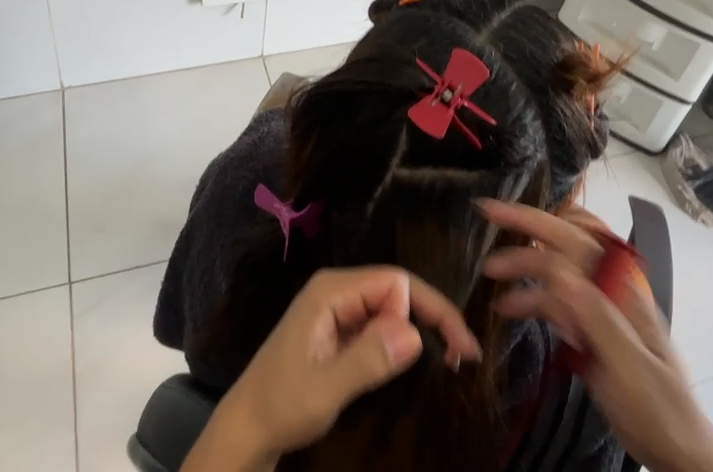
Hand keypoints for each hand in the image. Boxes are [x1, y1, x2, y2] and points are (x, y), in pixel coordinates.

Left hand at [182, 266, 482, 471]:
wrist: (246, 429)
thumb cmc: (280, 405)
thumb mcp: (325, 389)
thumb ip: (367, 358)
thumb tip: (414, 332)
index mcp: (331, 291)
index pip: (396, 282)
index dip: (431, 309)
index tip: (461, 348)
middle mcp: (336, 291)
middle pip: (398, 291)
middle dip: (433, 317)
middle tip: (465, 356)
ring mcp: (337, 310)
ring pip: (392, 308)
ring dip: (422, 329)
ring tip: (453, 359)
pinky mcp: (338, 331)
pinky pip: (380, 324)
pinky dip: (404, 340)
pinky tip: (422, 358)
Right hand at [479, 199, 712, 471]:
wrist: (678, 448)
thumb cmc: (656, 406)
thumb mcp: (626, 365)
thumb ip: (595, 316)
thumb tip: (557, 271)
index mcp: (623, 287)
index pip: (574, 238)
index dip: (532, 220)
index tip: (492, 212)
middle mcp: (613, 286)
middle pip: (566, 241)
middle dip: (525, 227)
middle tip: (487, 220)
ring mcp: (604, 305)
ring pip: (559, 267)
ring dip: (526, 264)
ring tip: (491, 276)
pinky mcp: (594, 327)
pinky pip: (559, 298)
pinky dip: (534, 296)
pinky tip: (511, 308)